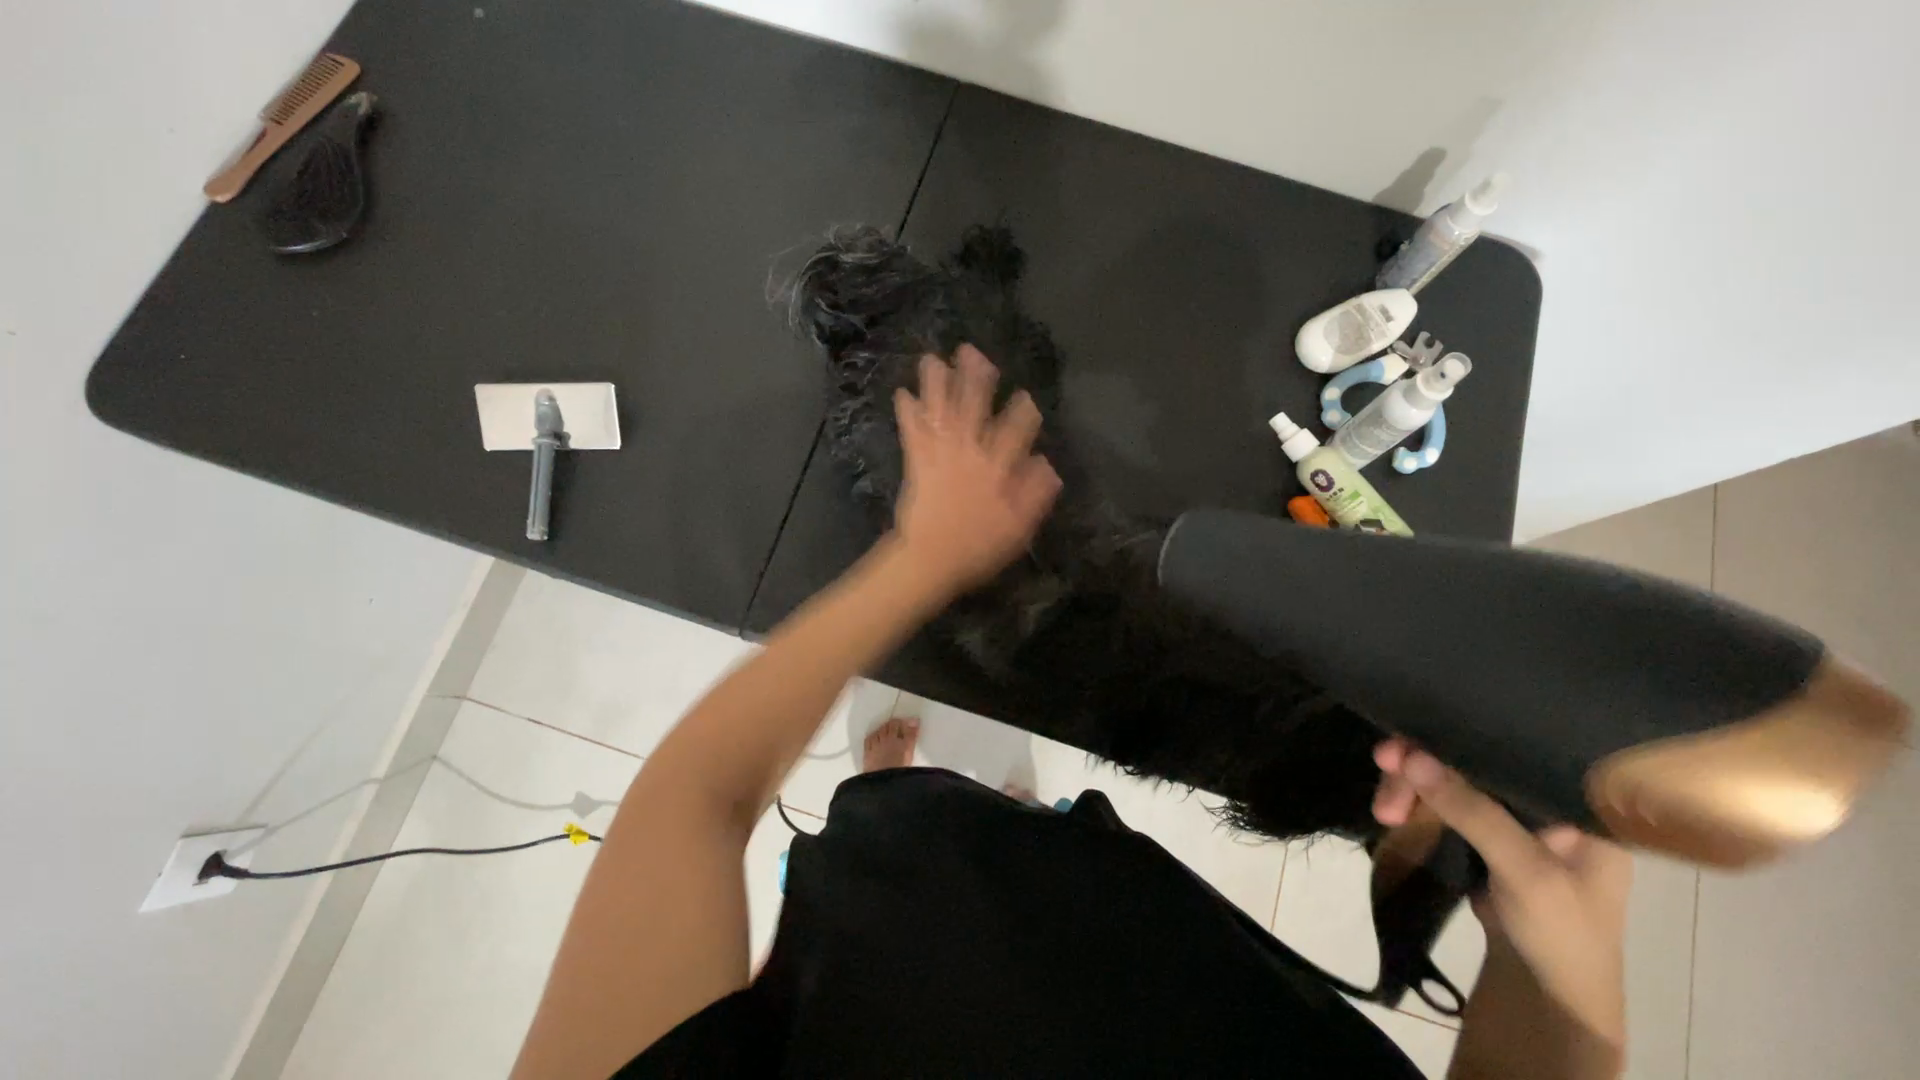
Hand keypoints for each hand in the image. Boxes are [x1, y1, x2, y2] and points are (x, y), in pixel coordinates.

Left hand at [891, 344, 1062, 595]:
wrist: (930, 560)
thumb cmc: (978, 548)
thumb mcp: (1019, 528)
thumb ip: (1036, 494)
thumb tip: (1048, 464)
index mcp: (999, 468)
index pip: (1016, 430)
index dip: (1023, 411)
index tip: (1025, 397)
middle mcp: (970, 452)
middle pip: (974, 408)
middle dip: (974, 378)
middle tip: (972, 352)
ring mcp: (941, 454)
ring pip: (942, 411)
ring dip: (937, 384)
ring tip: (934, 359)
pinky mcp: (917, 462)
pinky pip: (912, 431)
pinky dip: (907, 411)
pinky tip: (902, 393)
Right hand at [1373, 739, 1631, 1045]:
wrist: (1547, 993)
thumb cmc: (1560, 933)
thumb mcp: (1525, 871)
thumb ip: (1473, 811)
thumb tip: (1411, 754)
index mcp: (1577, 798)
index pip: (1515, 746)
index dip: (1460, 737)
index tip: (1410, 738)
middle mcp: (1547, 798)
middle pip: (1475, 760)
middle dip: (1423, 765)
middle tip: (1383, 766)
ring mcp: (1516, 815)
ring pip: (1453, 778)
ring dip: (1412, 787)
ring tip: (1383, 813)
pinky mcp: (1488, 832)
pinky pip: (1446, 801)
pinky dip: (1418, 803)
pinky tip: (1394, 812)